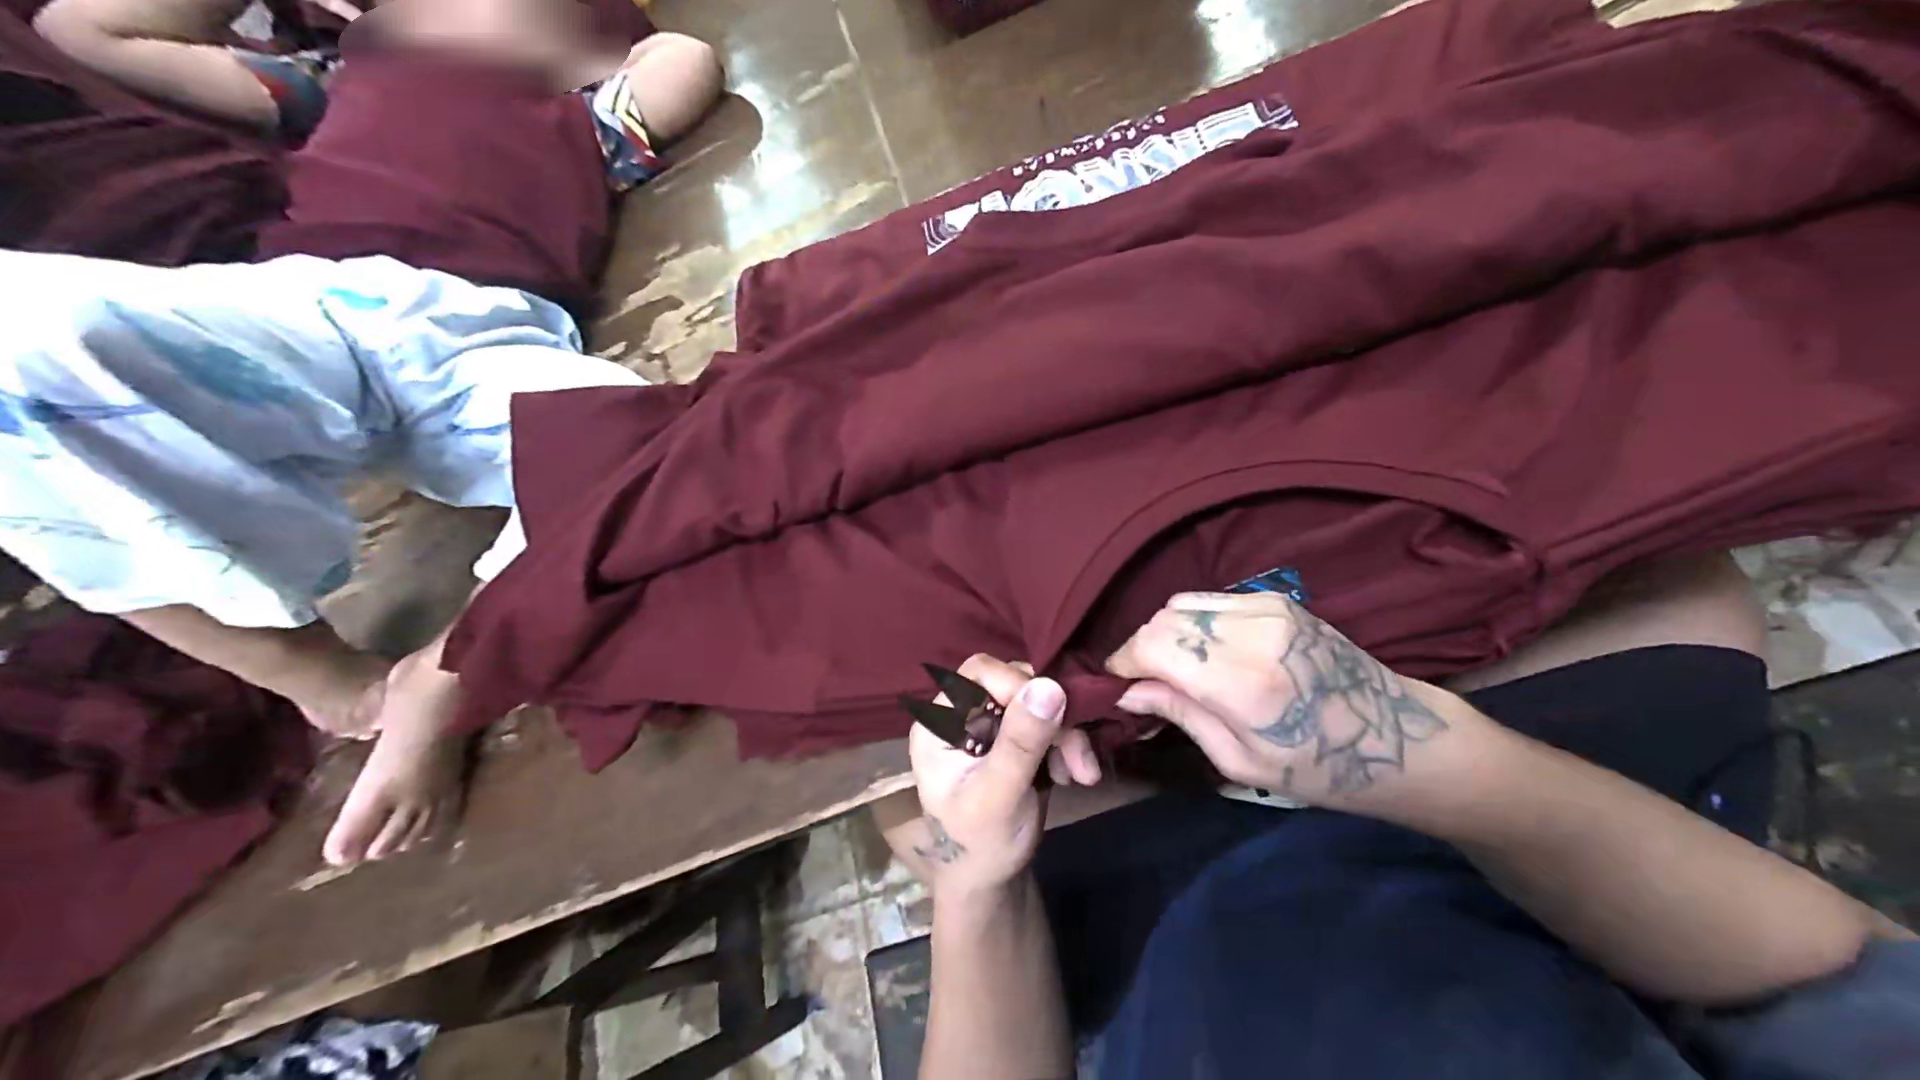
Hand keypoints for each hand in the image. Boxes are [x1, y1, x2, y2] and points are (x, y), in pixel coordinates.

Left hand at [907, 655, 1069, 896]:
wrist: (991, 881)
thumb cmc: (980, 844)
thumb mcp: (999, 795)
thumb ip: (1020, 743)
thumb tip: (1048, 685)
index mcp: (940, 723)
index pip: (978, 673)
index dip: (1016, 684)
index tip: (1051, 712)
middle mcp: (962, 716)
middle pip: (1015, 684)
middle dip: (1052, 717)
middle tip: (1076, 755)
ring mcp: (990, 725)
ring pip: (1039, 701)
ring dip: (1067, 734)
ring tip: (1081, 774)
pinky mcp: (1016, 738)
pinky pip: (1050, 720)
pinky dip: (1068, 744)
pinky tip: (1074, 775)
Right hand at [1106, 591, 1470, 812]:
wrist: (1401, 739)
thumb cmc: (1319, 769)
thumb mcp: (1240, 761)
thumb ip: (1180, 714)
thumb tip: (1125, 691)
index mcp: (1244, 683)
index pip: (1153, 645)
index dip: (1124, 660)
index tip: (1117, 684)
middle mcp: (1254, 632)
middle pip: (1162, 620)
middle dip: (1141, 648)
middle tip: (1145, 682)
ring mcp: (1268, 609)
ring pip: (1181, 604)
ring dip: (1166, 633)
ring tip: (1176, 667)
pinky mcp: (1278, 600)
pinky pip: (1210, 601)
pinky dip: (1194, 623)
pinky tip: (1207, 652)